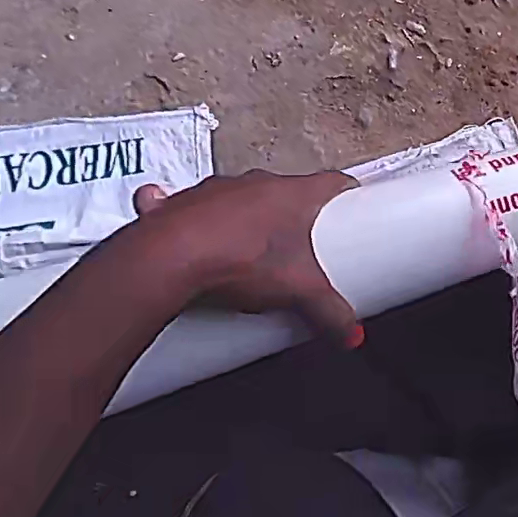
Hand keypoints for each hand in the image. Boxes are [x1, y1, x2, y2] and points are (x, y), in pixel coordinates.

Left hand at [122, 170, 361, 346]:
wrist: (167, 261)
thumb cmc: (238, 261)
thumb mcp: (300, 293)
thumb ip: (330, 314)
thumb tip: (350, 334)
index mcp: (291, 194)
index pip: (330, 182)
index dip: (344, 192)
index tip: (350, 203)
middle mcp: (253, 183)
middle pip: (284, 192)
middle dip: (293, 214)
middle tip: (300, 243)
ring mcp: (213, 191)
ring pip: (236, 197)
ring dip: (245, 216)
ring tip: (250, 250)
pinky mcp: (176, 205)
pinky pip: (183, 204)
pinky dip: (188, 216)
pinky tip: (190, 235)